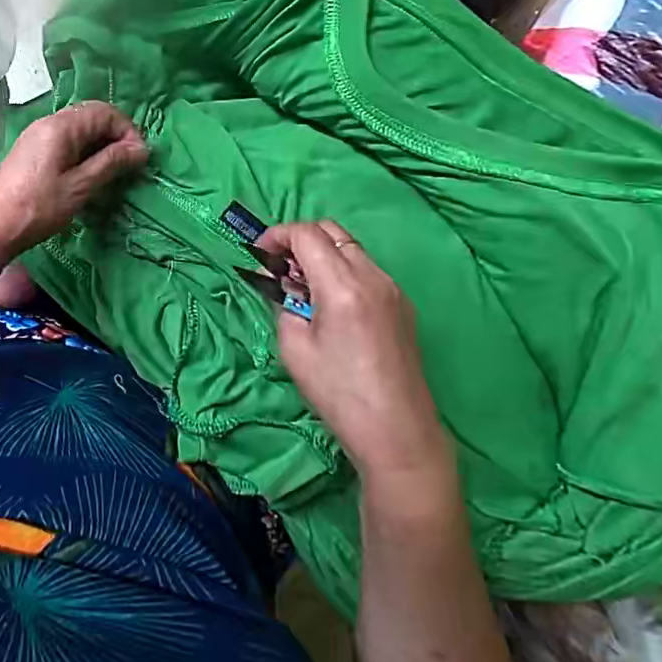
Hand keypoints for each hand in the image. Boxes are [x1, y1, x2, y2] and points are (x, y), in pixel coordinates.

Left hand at [0, 101, 147, 262]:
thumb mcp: (80, 187)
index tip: (138, 159)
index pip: (105, 112)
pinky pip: (67, 141)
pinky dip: (84, 152)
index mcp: (61, 126)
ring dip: (101, 145)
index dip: (127, 131)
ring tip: (112, 173)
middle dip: (116, 136)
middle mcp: (49, 123)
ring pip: (80, 129)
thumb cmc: (38, 208)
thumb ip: (111, 163)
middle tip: (129, 165)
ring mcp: (38, 136)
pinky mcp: (33, 151)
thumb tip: (141, 148)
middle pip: (92, 116)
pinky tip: (89, 175)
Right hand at [256, 220, 450, 482]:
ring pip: (350, 248)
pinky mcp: (402, 304)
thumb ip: (283, 303)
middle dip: (299, 239)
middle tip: (279, 268)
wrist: (397, 431)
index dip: (277, 236)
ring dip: (322, 254)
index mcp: (342, 286)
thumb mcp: (294, 347)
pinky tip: (330, 304)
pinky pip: (366, 269)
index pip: (307, 234)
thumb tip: (281, 282)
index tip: (260, 255)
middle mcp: (373, 276)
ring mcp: (392, 288)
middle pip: (332, 230)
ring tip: (303, 289)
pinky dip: (341, 270)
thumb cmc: (338, 393)